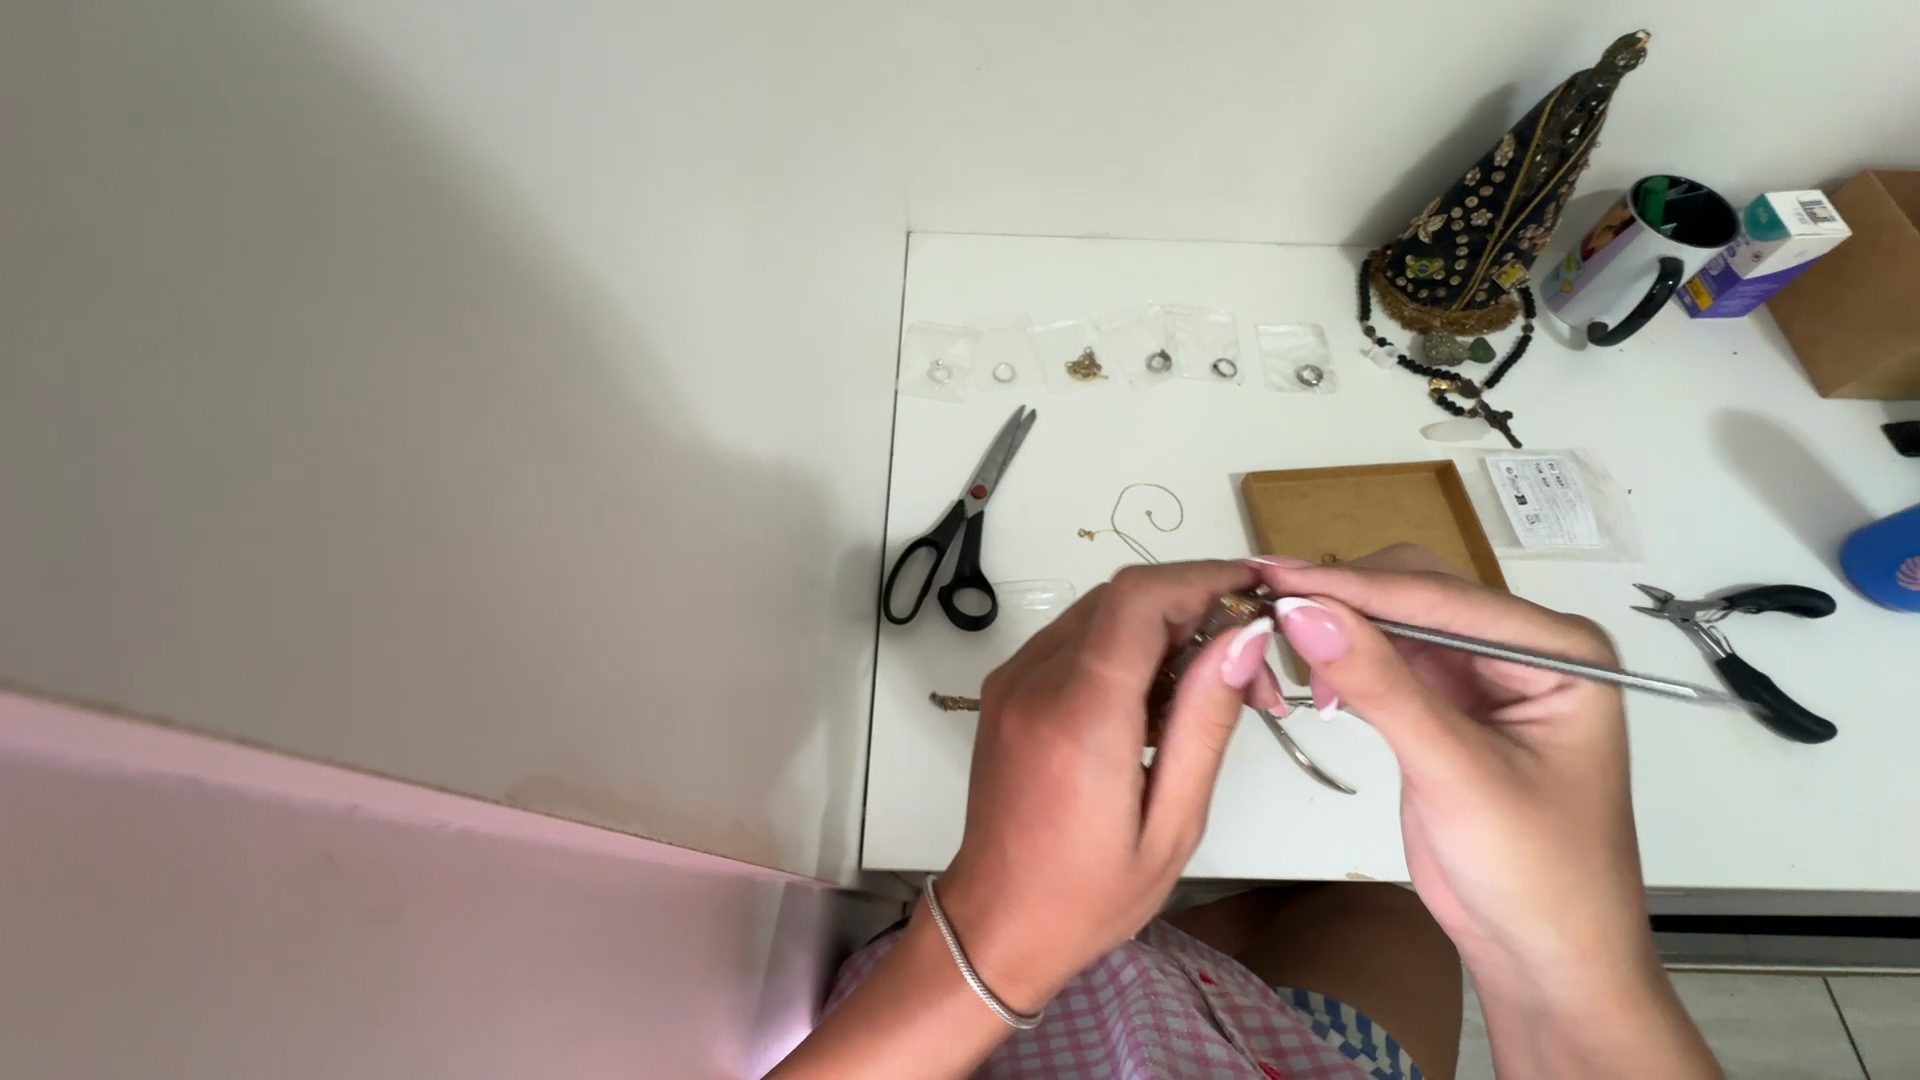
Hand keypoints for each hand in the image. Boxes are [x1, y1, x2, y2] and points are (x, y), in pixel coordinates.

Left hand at [935, 560, 1282, 1011]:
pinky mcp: (1006, 686)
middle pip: (1120, 596)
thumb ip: (1205, 722)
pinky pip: (1074, 638)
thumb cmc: (1091, 893)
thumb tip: (1243, 638)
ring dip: (1161, 625)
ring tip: (1209, 681)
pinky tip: (1155, 694)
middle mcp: (1035, 679)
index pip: (1137, 599)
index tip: (1255, 592)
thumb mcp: (1173, 823)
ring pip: (1098, 611)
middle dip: (1192, 605)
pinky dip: (1124, 644)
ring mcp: (1012, 678)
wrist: (997, 917)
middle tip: (1247, 659)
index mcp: (1079, 716)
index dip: (1201, 578)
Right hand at [1251, 547, 1658, 1003]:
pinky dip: (1338, 658)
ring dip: (1335, 625)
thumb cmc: (1536, 874)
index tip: (1280, 581)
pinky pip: (1378, 655)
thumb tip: (1305, 612)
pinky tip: (1313, 680)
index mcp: (1558, 650)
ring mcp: (1475, 672)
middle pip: (1414, 589)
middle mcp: (1518, 647)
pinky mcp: (1437, 699)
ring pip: (1389, 618)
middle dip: (1344, 598)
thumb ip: (1380, 685)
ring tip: (1282, 641)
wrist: (1538, 953)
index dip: (1355, 588)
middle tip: (1272, 605)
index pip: (1440, 596)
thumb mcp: (1454, 772)